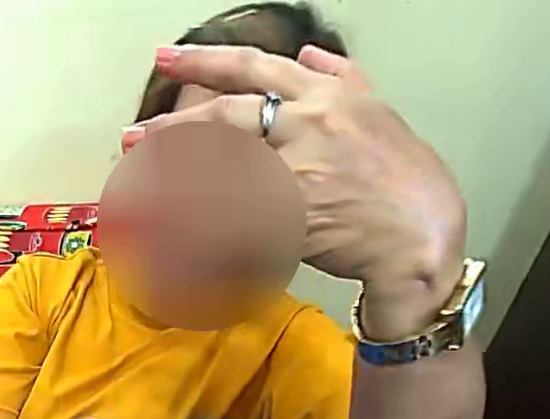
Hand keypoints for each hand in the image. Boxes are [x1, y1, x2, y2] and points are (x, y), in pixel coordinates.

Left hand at [128, 44, 467, 338]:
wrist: (418, 232)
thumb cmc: (400, 176)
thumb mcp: (376, 111)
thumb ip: (340, 78)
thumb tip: (308, 53)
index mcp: (323, 95)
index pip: (253, 69)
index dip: (203, 63)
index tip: (164, 59)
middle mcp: (305, 125)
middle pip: (222, 118)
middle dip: (170, 128)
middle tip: (131, 139)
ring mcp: (295, 172)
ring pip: (218, 173)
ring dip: (175, 183)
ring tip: (139, 192)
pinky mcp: (288, 219)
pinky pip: (232, 223)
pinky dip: (200, 229)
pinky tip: (170, 234)